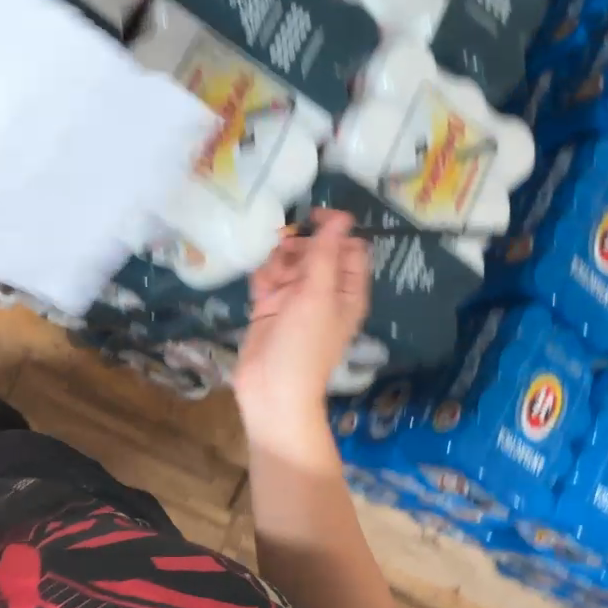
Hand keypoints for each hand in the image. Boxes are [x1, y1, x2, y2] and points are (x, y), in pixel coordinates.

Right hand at [233, 210, 369, 430]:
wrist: (271, 390)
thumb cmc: (302, 345)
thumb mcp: (317, 295)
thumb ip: (325, 253)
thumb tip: (342, 217)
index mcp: (348, 291)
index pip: (349, 247)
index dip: (334, 230)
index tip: (311, 218)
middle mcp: (324, 293)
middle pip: (315, 251)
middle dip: (299, 247)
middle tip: (285, 253)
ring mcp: (295, 301)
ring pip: (288, 263)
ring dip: (277, 262)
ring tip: (270, 279)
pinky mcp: (269, 309)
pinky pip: (267, 280)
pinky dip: (262, 279)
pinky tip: (259, 289)